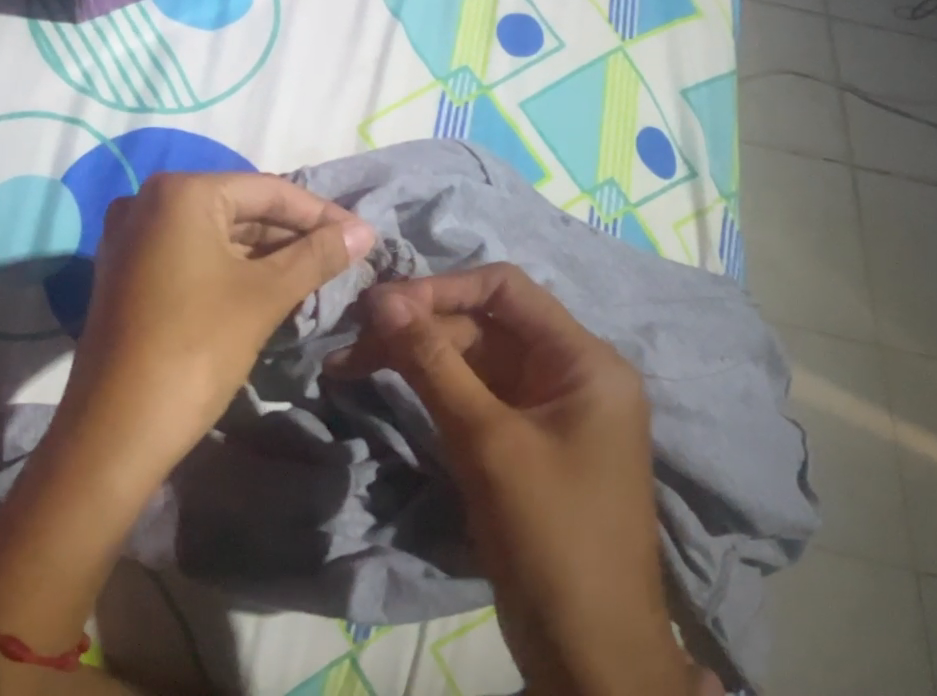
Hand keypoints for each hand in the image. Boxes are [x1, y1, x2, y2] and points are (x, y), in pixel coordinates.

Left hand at [72, 173, 374, 451]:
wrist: (117, 424)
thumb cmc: (197, 347)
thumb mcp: (264, 296)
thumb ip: (316, 256)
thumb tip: (363, 232)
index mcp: (180, 192)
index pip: (267, 189)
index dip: (320, 213)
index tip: (361, 236)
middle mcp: (147, 200)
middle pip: (238, 208)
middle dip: (291, 234)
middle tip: (342, 257)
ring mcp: (130, 237)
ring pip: (214, 234)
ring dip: (264, 253)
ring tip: (315, 274)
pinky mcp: (126, 270)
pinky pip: (190, 255)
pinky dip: (230, 266)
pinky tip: (269, 286)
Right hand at [332, 263, 706, 695]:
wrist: (589, 649)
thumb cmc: (549, 534)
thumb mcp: (485, 439)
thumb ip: (432, 361)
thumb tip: (381, 297)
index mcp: (583, 361)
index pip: (505, 288)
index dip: (439, 288)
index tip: (378, 305)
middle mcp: (568, 374)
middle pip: (482, 324)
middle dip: (415, 329)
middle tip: (349, 345)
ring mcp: (544, 410)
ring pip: (470, 360)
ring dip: (413, 359)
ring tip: (347, 366)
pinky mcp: (522, 441)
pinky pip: (471, 396)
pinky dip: (428, 389)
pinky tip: (382, 388)